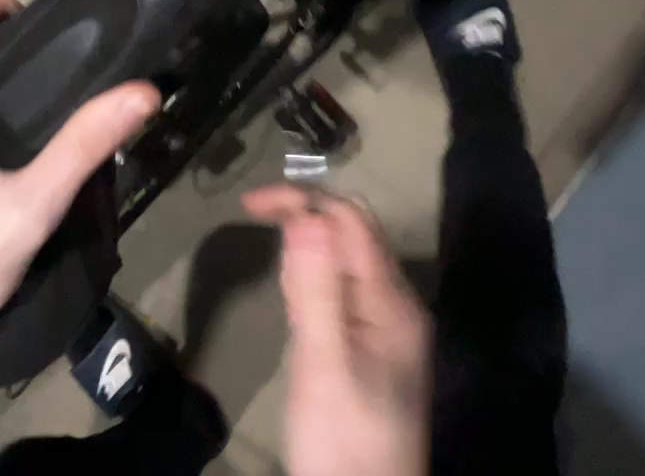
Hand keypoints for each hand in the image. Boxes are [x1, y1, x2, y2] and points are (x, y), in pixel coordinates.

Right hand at [244, 185, 431, 475]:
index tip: (249, 205)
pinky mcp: (372, 344)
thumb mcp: (323, 366)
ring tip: (270, 241)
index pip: (349, 219)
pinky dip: (315, 267)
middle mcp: (395, 303)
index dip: (302, 200)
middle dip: (307, 210)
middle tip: (257, 218)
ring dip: (310, 236)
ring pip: (348, 254)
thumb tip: (304, 215)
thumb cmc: (341, 444)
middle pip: (354, 230)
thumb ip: (315, 290)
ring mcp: (386, 324)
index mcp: (390, 301)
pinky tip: (296, 284)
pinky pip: (345, 283)